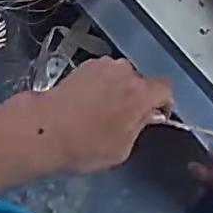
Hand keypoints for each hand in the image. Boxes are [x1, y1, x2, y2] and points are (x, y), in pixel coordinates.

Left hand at [26, 58, 171, 173]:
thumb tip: (147, 114)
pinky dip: (102, 83)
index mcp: (140, 93)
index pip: (165, 88)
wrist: (48, 126)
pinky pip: (104, 73)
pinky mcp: (86, 63)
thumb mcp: (122, 148)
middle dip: (137, 97)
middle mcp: (126, 71)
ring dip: (118, 88)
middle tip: (122, 118)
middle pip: (141, 82)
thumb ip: (140, 127)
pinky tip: (87, 101)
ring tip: (101, 110)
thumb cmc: (87, 145)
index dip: (164, 102)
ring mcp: (104, 64)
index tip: (156, 115)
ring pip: (121, 76)